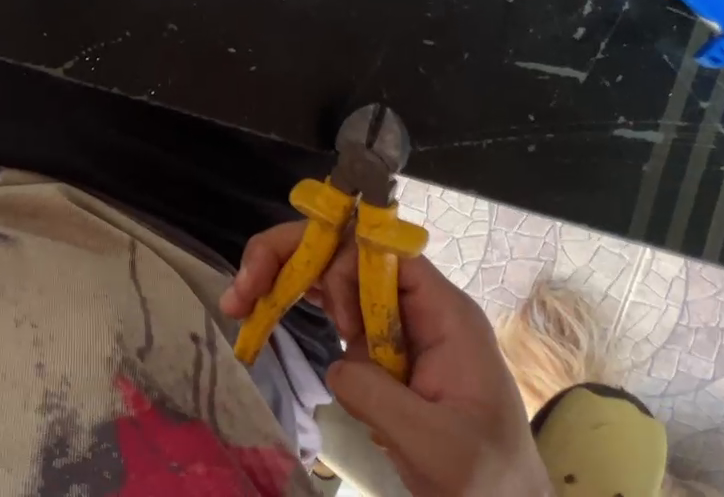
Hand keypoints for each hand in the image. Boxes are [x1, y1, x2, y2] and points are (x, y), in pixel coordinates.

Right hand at [220, 222, 550, 496]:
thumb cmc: (484, 481)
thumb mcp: (434, 442)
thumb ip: (376, 392)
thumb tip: (334, 363)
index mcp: (443, 313)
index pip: (380, 250)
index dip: (335, 257)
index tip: (313, 303)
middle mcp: (414, 304)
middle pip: (341, 250)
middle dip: (288, 259)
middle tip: (244, 291)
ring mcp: (392, 321)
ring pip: (326, 272)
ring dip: (279, 278)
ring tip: (239, 304)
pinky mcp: (374, 342)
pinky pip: (327, 304)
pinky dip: (289, 302)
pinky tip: (258, 313)